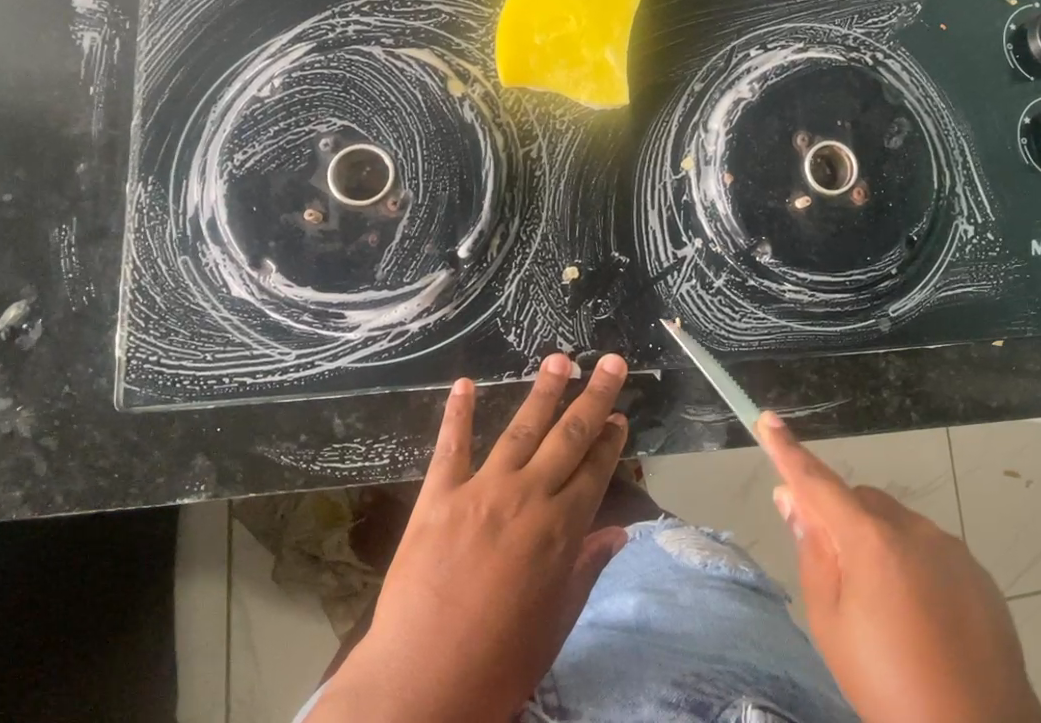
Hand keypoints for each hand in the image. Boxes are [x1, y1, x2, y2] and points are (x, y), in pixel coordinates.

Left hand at [308, 353, 630, 722]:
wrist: (421, 681)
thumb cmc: (499, 662)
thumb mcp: (556, 621)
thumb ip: (586, 568)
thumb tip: (618, 532)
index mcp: (562, 531)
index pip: (595, 470)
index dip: (610, 440)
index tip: (620, 414)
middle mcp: (529, 499)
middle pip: (569, 437)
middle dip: (594, 397)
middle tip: (612, 362)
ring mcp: (481, 493)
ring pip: (521, 430)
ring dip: (544, 392)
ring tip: (561, 359)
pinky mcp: (437, 498)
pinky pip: (451, 447)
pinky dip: (458, 413)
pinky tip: (464, 384)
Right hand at [757, 412, 1040, 722]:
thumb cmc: (887, 680)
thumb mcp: (830, 622)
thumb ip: (812, 552)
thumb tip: (793, 498)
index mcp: (871, 539)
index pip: (818, 482)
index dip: (789, 451)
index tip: (769, 419)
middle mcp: (914, 528)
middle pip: (861, 501)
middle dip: (840, 519)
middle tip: (835, 576)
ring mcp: (951, 548)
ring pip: (897, 524)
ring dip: (878, 544)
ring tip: (883, 610)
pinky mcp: (976, 571)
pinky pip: (930, 549)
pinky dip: (912, 564)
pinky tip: (919, 617)